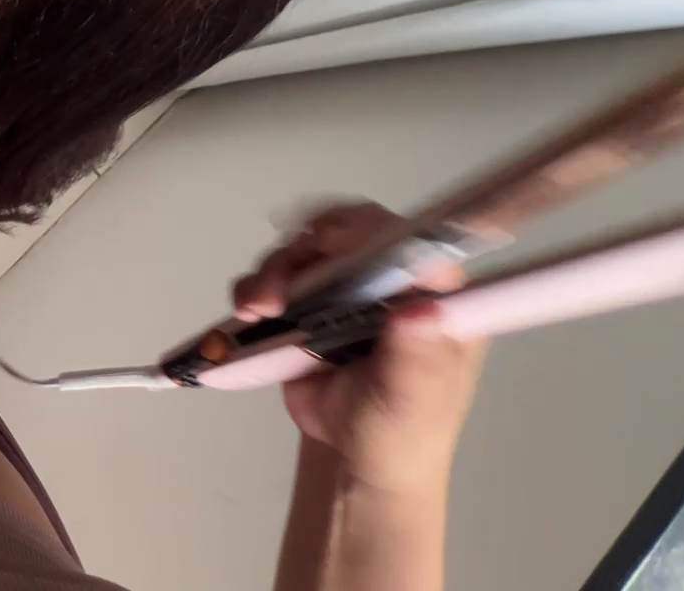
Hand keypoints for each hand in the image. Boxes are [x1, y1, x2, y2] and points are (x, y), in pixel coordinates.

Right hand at [233, 202, 487, 494]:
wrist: (349, 453)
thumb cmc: (398, 431)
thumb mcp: (414, 399)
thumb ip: (419, 357)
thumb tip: (423, 310)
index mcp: (434, 298)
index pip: (408, 240)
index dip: (366, 229)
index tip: (324, 241)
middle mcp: (387, 285)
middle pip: (340, 235)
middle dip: (300, 255)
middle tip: (277, 292)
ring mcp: (341, 292)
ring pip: (298, 252)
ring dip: (269, 275)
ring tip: (257, 313)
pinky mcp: (301, 302)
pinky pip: (268, 275)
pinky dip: (251, 288)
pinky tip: (249, 315)